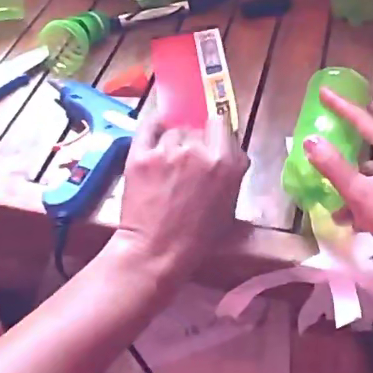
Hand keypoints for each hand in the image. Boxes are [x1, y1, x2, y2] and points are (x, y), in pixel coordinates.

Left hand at [112, 99, 248, 276]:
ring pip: (172, 131)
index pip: (221, 122)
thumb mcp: (229, 205)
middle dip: (193, 142)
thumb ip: (231, 171)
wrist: (155, 250)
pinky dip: (152, 126)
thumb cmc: (196, 237)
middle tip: (187, 162)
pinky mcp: (140, 154)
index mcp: (225, 162)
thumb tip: (227, 150)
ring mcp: (167, 151)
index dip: (215, 132)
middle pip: (195, 128)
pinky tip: (155, 131)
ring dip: (172, 142)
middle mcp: (197, 150)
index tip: (210, 141)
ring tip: (167, 162)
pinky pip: (148, 126)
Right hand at [303, 89, 372, 288]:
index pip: (366, 121)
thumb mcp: (359, 193)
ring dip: (366, 157)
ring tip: (342, 162)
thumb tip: (310, 139)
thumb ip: (333, 166)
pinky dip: (364, 189)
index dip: (343, 106)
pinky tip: (345, 215)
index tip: (325, 91)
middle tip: (363, 109)